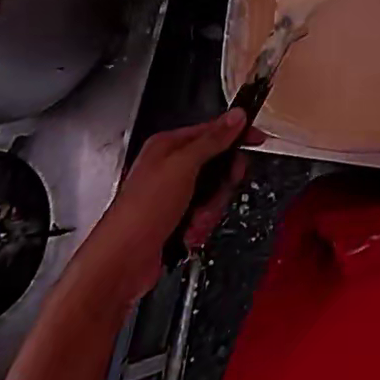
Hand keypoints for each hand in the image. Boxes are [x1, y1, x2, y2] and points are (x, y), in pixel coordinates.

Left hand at [77, 110, 260, 303]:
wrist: (122, 262)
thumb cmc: (142, 211)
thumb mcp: (183, 167)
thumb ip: (212, 141)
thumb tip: (235, 117)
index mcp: (169, 146)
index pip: (212, 130)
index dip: (236, 135)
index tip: (257, 138)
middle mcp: (170, 167)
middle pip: (217, 166)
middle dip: (219, 187)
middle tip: (216, 192)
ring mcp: (173, 195)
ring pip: (213, 194)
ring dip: (209, 211)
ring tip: (193, 220)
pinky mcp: (176, 219)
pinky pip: (205, 216)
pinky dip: (200, 227)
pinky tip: (187, 234)